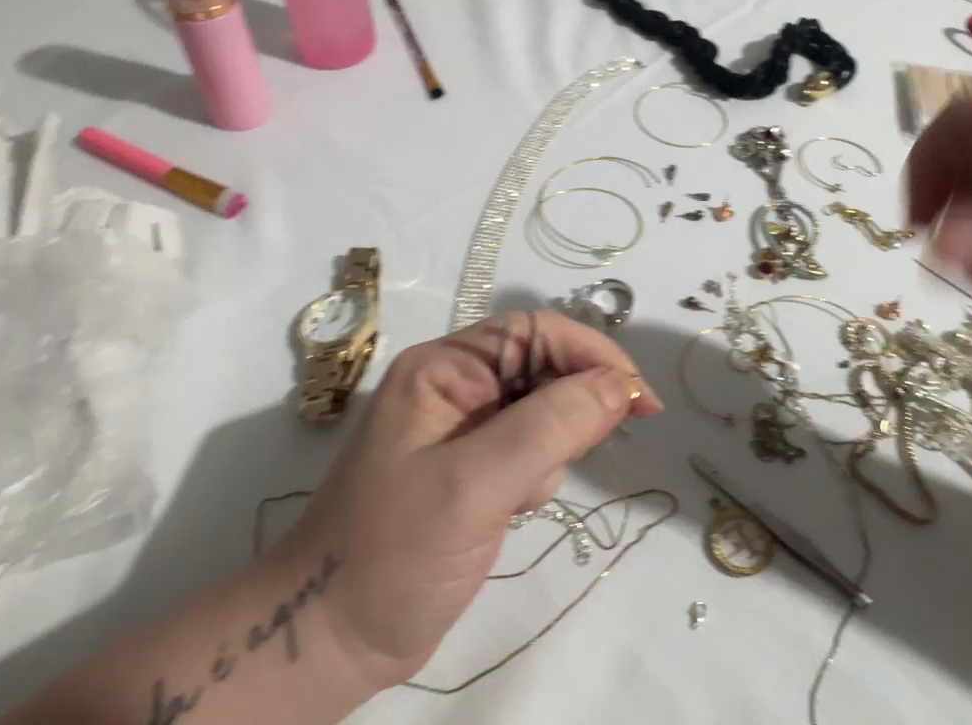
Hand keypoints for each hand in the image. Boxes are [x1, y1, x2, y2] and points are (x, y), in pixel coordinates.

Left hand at [272, 311, 660, 692]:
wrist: (332, 638)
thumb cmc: (392, 553)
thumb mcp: (473, 485)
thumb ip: (548, 427)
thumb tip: (618, 386)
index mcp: (442, 370)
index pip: (534, 333)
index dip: (592, 355)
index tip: (639, 401)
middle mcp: (452, 388)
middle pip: (542, 368)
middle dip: (574, 406)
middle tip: (583, 455)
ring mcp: (460, 431)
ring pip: (542, 412)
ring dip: (553, 449)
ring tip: (521, 497)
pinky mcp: (470, 471)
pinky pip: (528, 451)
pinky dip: (537, 476)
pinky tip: (514, 511)